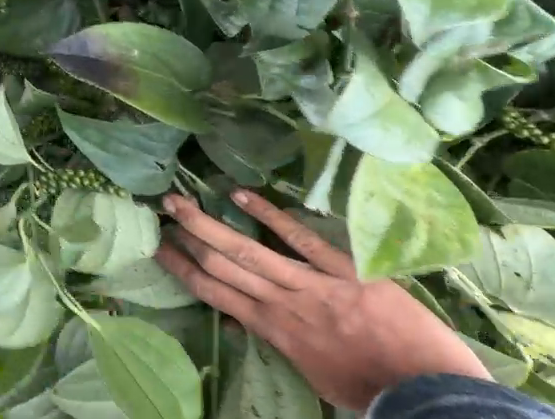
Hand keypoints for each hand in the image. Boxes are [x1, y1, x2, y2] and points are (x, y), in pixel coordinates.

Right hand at [155, 189, 489, 409]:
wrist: (436, 398)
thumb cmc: (373, 389)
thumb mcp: (314, 375)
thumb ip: (279, 343)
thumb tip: (242, 323)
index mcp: (272, 329)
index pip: (211, 291)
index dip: (180, 266)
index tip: (156, 245)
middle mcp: (281, 303)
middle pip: (220, 263)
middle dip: (186, 236)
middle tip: (160, 210)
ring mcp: (313, 285)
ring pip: (247, 249)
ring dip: (208, 222)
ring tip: (179, 200)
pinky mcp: (347, 272)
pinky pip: (302, 239)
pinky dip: (270, 215)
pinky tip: (241, 194)